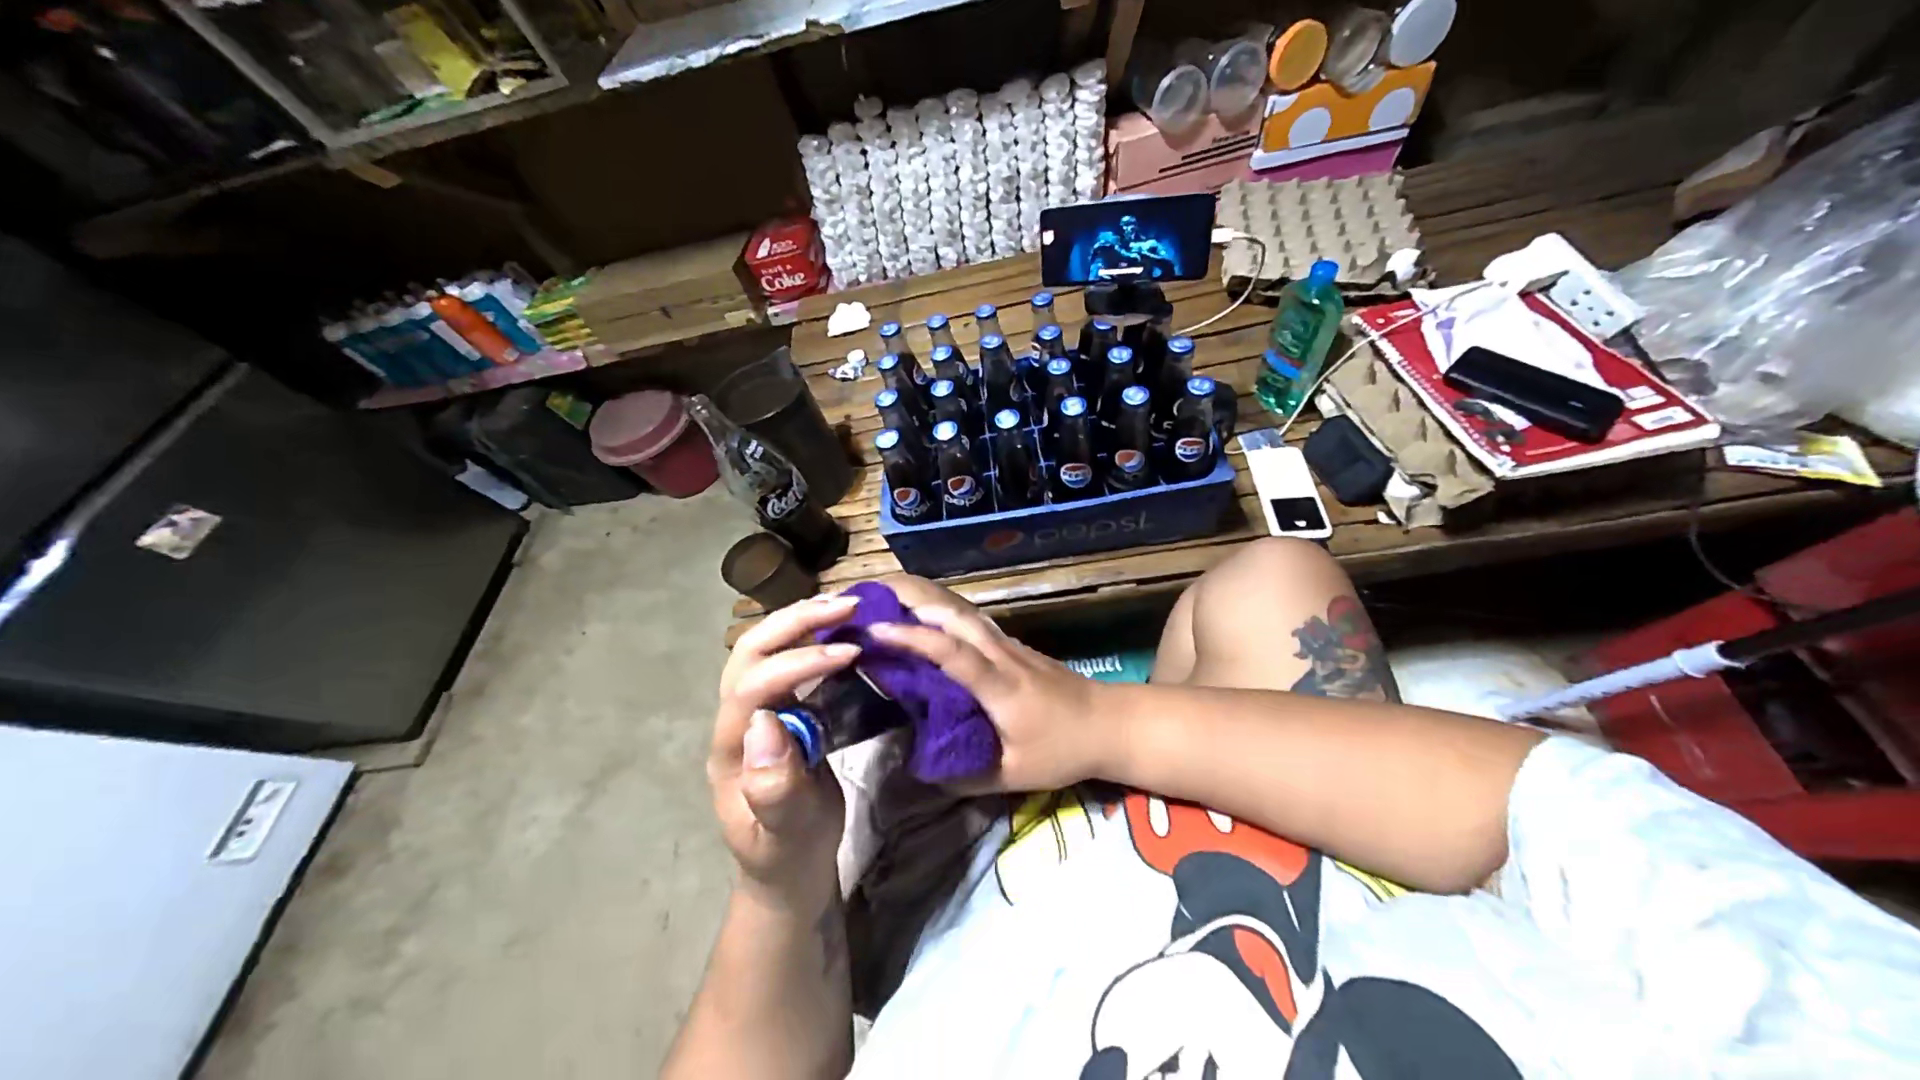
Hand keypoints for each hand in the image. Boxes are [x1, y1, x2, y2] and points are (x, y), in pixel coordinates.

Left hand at [710, 593, 860, 905]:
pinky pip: (785, 662)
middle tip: (846, 605)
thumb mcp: (784, 838)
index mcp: (731, 750)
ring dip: (800, 621)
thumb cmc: (786, 857)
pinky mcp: (778, 712)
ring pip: (762, 650)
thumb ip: (773, 792)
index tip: (851, 652)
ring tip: (844, 604)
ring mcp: (754, 713)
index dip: (799, 662)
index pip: (753, 687)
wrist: (787, 871)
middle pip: (749, 653)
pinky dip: (810, 636)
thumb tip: (766, 723)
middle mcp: (735, 722)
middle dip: (794, 622)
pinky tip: (840, 628)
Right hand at [869, 604, 1108, 791]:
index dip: (914, 640)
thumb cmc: (1064, 749)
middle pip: (953, 613)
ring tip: (881, 592)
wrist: (1111, 722)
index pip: (952, 653)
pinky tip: (917, 611)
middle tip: (864, 594)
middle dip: (908, 596)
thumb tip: (917, 770)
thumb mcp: (1014, 775)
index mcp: (1000, 685)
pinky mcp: (1009, 644)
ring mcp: (1006, 644)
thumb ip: (964, 775)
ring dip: (921, 595)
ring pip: (960, 608)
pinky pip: (967, 617)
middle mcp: (1000, 654)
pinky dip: (937, 607)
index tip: (875, 631)